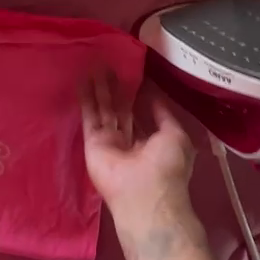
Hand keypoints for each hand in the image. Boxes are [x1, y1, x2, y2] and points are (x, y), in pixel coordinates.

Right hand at [81, 71, 200, 235]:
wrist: (143, 195)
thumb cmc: (166, 167)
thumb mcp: (176, 136)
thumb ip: (163, 113)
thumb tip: (152, 93)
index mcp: (151, 141)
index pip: (141, 112)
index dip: (137, 93)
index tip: (131, 72)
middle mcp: (129, 139)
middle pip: (121, 108)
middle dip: (116, 87)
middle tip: (110, 64)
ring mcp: (109, 141)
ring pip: (104, 109)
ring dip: (100, 88)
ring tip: (95, 64)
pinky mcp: (92, 142)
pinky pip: (89, 117)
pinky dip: (86, 99)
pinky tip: (83, 80)